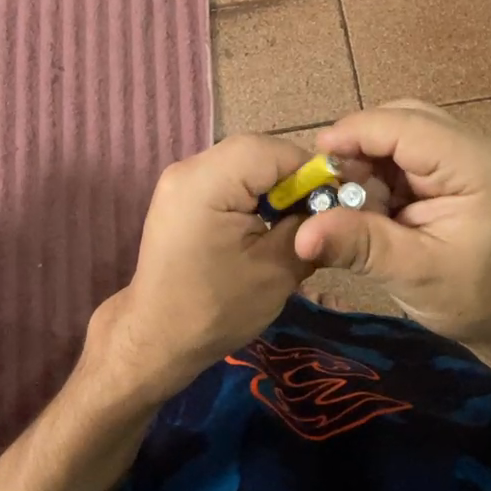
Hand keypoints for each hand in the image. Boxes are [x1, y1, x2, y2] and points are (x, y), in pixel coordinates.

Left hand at [85, 135, 312, 402]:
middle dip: (292, 177)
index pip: (274, 151)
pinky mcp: (181, 194)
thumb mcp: (276, 270)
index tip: (334, 202)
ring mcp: (180, 179)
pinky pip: (227, 177)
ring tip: (293, 220)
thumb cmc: (215, 309)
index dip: (311, 171)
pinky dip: (252, 192)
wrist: (156, 339)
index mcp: (206, 181)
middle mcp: (188, 167)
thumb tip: (335, 206)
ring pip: (243, 162)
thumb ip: (309, 228)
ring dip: (273, 184)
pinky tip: (264, 222)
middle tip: (317, 212)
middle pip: (256, 151)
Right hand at [295, 100, 490, 352]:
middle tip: (328, 183)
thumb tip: (301, 235)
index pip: (407, 126)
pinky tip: (367, 202)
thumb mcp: (412, 274)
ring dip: (364, 158)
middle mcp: (469, 146)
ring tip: (347, 198)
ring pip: (397, 131)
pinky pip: (401, 150)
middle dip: (358, 144)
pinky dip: (375, 169)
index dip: (356, 133)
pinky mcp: (447, 166)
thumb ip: (359, 245)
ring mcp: (460, 153)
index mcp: (473, 165)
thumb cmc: (471, 297)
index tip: (314, 160)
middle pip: (401, 119)